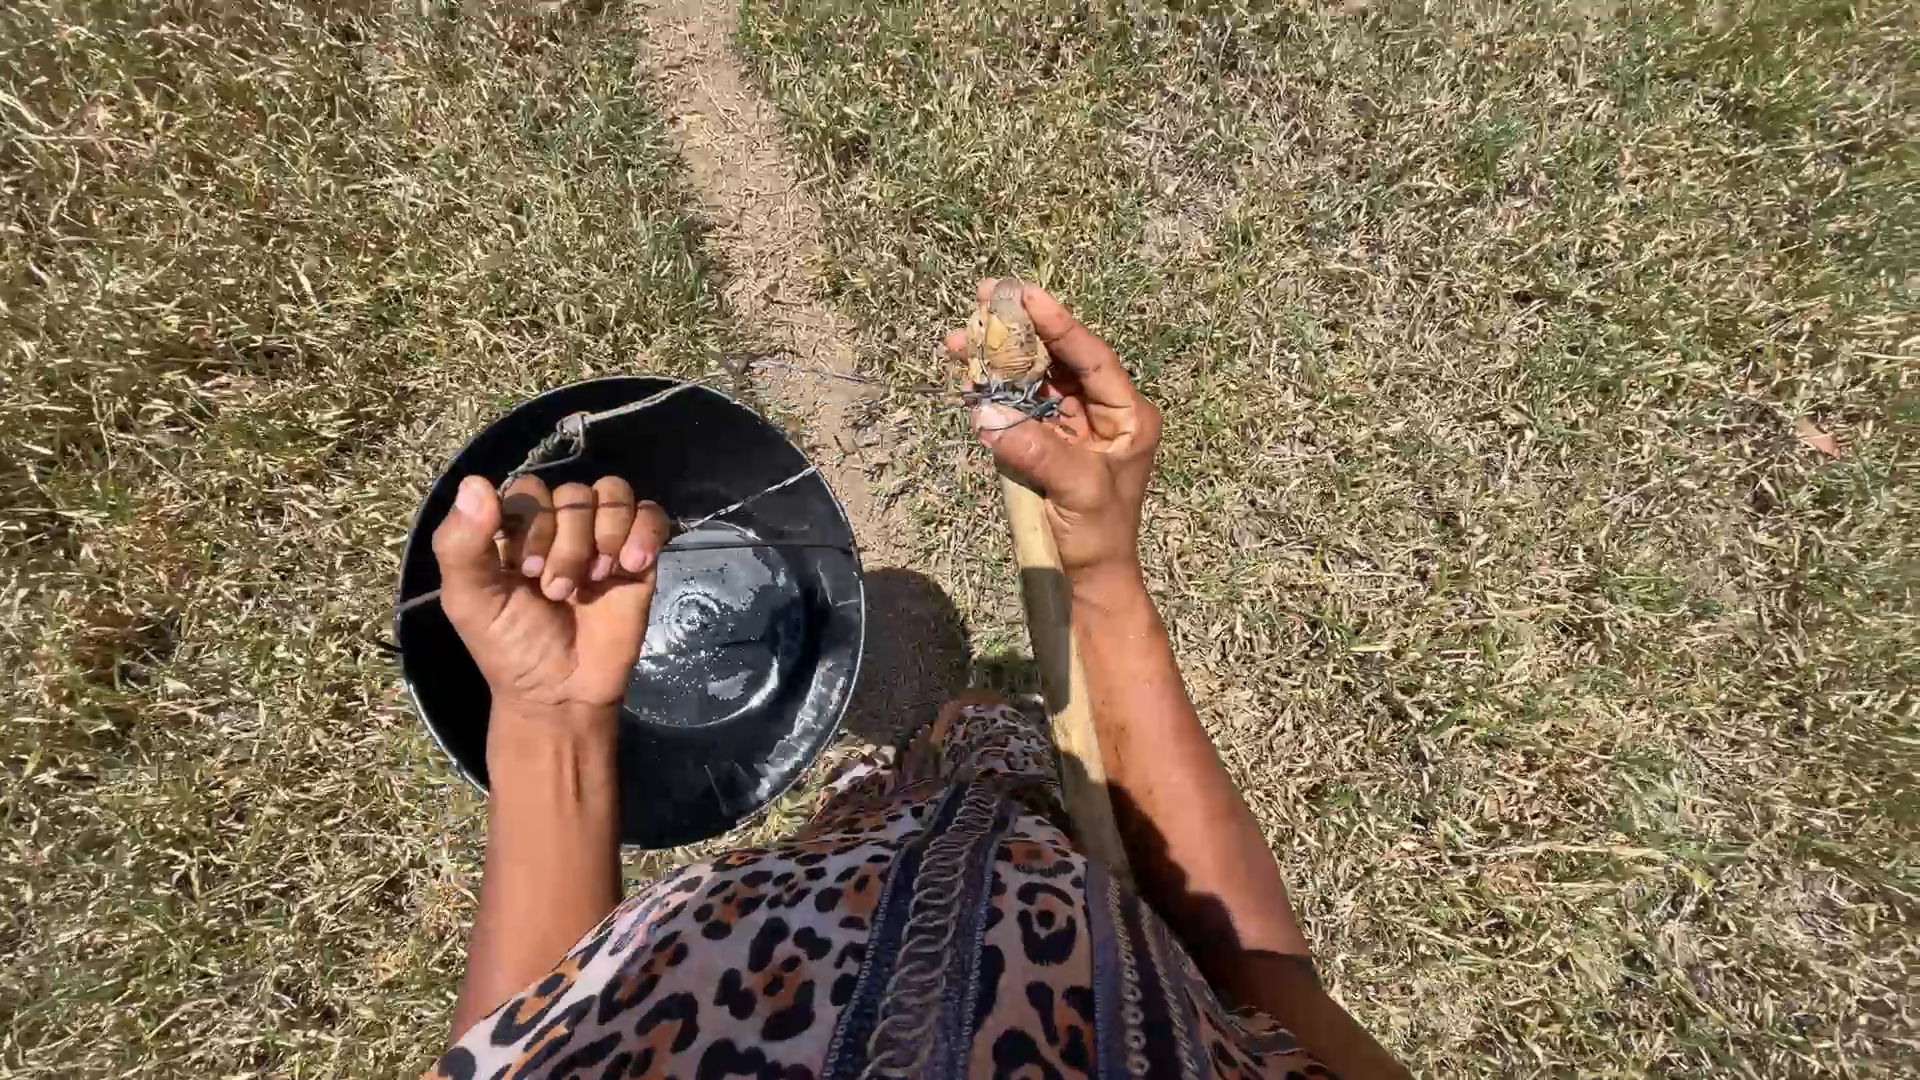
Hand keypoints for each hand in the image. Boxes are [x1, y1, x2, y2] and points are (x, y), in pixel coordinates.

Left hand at [430, 473, 671, 717]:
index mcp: (516, 529)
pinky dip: (644, 533)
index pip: (530, 490)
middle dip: (569, 543)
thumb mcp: (470, 600)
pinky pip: (653, 516)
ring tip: (599, 576)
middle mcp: (562, 526)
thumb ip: (461, 544)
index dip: (533, 522)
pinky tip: (631, 567)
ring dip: (606, 533)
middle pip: (575, 493)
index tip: (525, 572)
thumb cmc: (510, 646)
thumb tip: (474, 482)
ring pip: (615, 494)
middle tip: (559, 591)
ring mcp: (605, 539)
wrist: (564, 690)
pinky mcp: (642, 556)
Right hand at [947, 280, 1161, 585]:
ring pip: (1032, 381)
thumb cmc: (1098, 536)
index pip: (1092, 359)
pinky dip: (991, 393)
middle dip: (1021, 332)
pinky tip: (968, 375)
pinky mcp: (1040, 444)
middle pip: (1058, 360)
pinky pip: (1015, 409)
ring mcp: (1067, 428)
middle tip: (986, 297)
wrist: (1086, 579)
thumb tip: (988, 416)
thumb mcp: (1079, 491)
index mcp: (1126, 416)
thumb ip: (1039, 451)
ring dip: (998, 360)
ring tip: (962, 337)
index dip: (1059, 325)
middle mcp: (1098, 413)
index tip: (1027, 296)